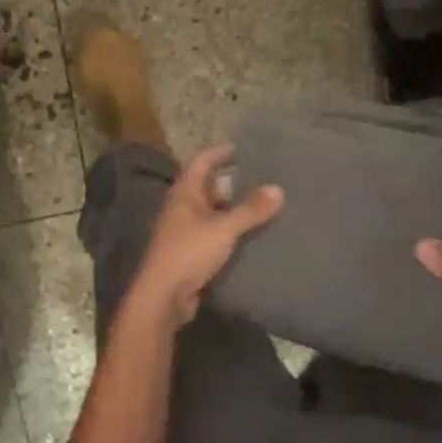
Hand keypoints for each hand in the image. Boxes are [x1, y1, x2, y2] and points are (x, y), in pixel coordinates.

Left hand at [129, 145, 283, 329]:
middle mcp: (182, 207)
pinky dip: (232, 230)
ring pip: (213, 212)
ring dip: (234, 208)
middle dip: (234, 181)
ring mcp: (185, 230)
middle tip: (264, 177)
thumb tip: (278, 188)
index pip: (202, 161)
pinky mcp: (192, 252)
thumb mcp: (223, 228)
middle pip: (209, 186)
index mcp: (184, 193)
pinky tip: (253, 234)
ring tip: (265, 203)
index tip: (245, 147)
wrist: (163, 296)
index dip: (221, 152)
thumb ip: (250, 209)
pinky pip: (215, 233)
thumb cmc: (188, 252)